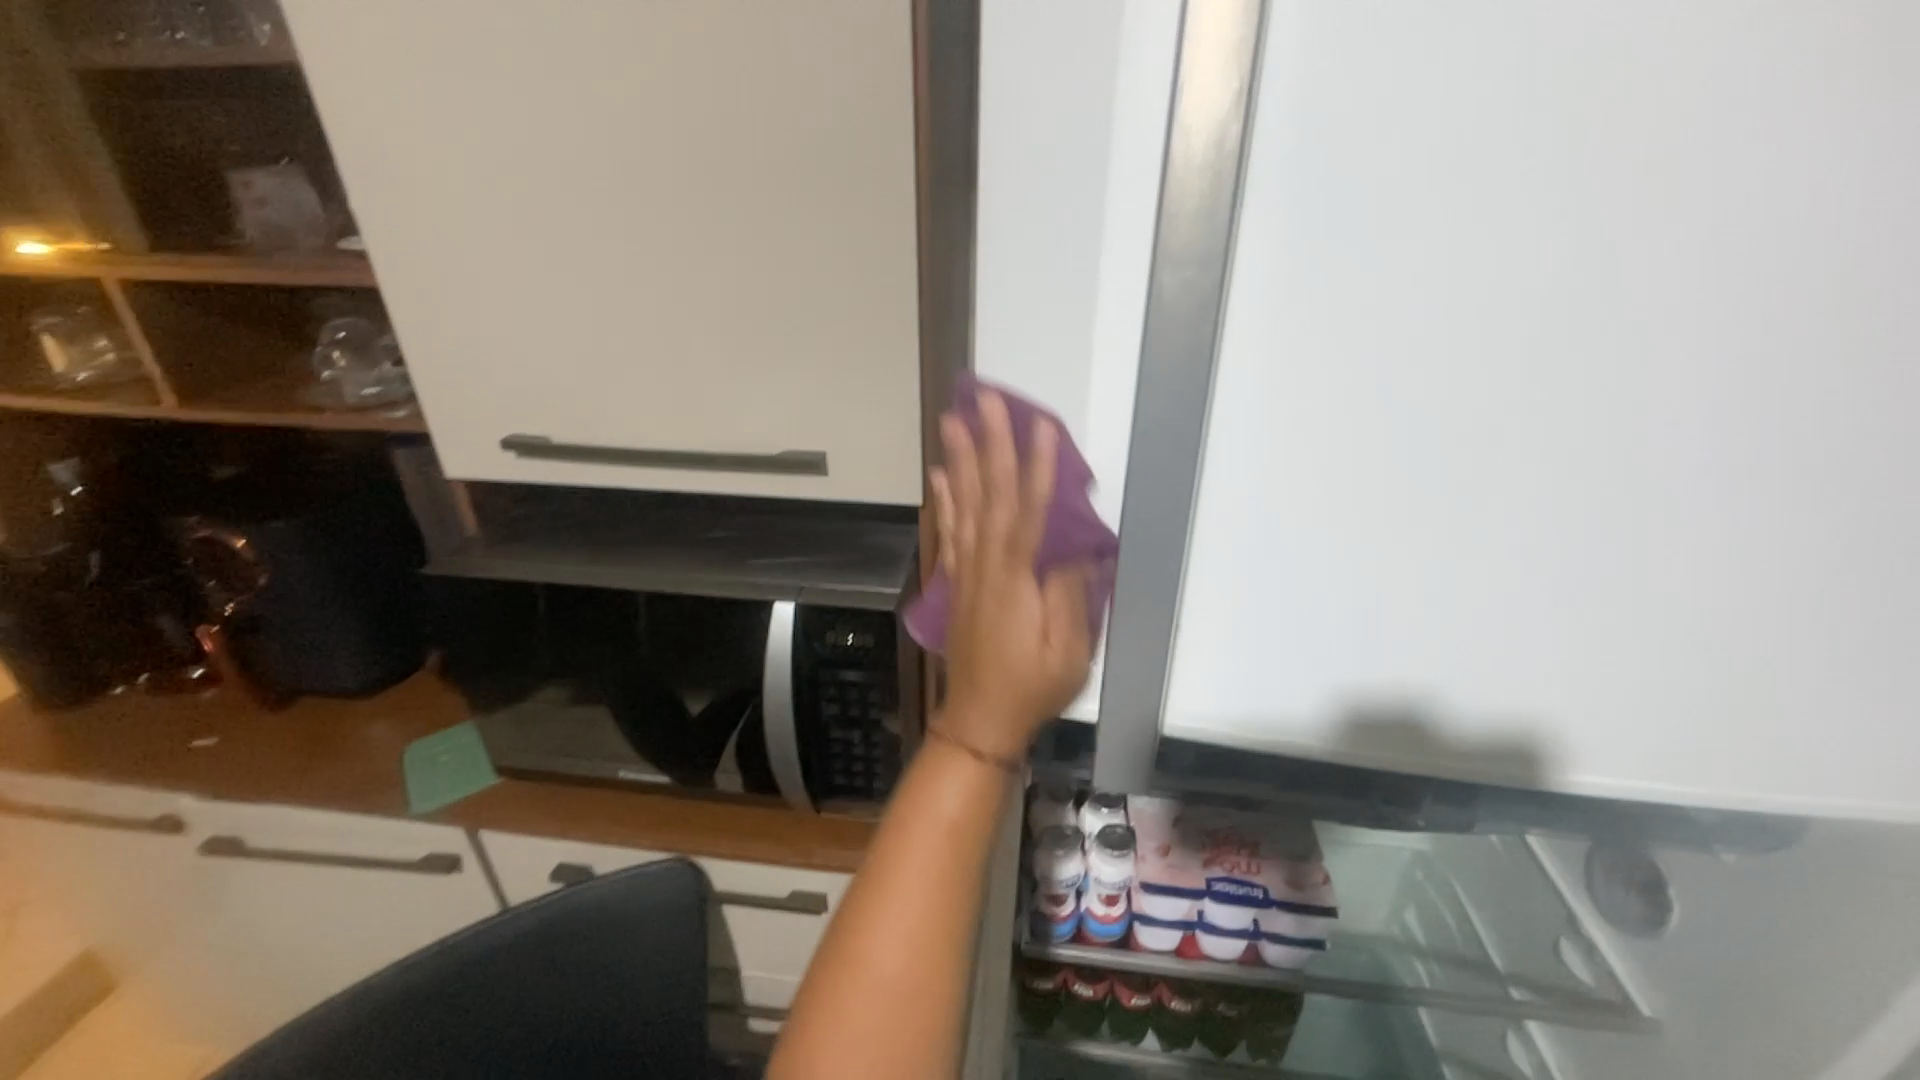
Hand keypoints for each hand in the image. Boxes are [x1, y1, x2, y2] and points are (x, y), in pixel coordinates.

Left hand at [929, 389, 1095, 758]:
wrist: (979, 720)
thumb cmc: (1032, 687)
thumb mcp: (1068, 651)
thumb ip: (1070, 594)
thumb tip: (1074, 547)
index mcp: (1015, 580)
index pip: (1027, 512)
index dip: (1036, 468)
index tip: (1041, 427)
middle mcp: (985, 566)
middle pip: (988, 495)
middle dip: (990, 444)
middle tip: (986, 400)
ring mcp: (966, 573)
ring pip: (962, 506)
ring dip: (959, 461)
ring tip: (953, 420)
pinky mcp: (957, 583)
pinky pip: (948, 533)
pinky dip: (942, 501)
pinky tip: (938, 475)